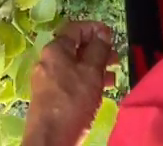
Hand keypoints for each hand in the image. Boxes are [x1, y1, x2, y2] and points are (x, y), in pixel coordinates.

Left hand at [23, 21, 116, 145]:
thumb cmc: (72, 102)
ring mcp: (47, 79)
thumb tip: (102, 33)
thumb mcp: (91, 73)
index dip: (94, 29)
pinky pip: (69, 81)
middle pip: (75, 47)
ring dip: (94, 68)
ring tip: (112, 78)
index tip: (111, 36)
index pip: (76, 28)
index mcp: (55, 49)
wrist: (50, 141)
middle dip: (97, 51)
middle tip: (115, 59)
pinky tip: (99, 91)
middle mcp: (48, 60)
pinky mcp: (50, 96)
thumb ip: (98, 50)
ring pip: (74, 66)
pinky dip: (85, 81)